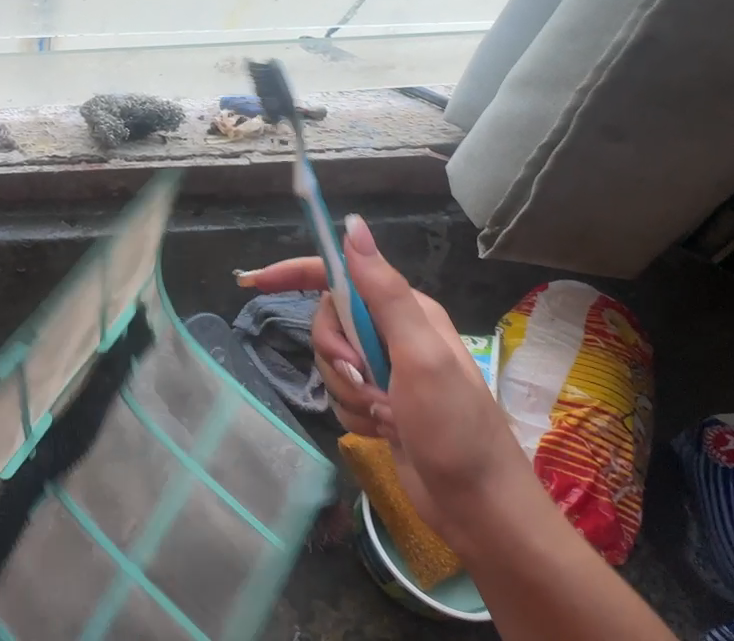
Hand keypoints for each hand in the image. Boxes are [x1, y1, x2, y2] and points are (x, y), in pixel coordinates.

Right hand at [239, 215, 530, 547]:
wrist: (478, 507)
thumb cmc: (455, 427)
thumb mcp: (420, 354)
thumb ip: (383, 291)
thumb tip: (352, 226)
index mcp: (406, 310)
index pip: (336, 275)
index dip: (294, 273)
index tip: (254, 282)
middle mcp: (393, 333)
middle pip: (326, 323)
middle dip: (335, 355)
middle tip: (364, 379)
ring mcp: (385, 370)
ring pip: (329, 363)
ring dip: (348, 391)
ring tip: (385, 415)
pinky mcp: (379, 402)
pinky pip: (339, 394)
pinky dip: (354, 414)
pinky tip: (384, 431)